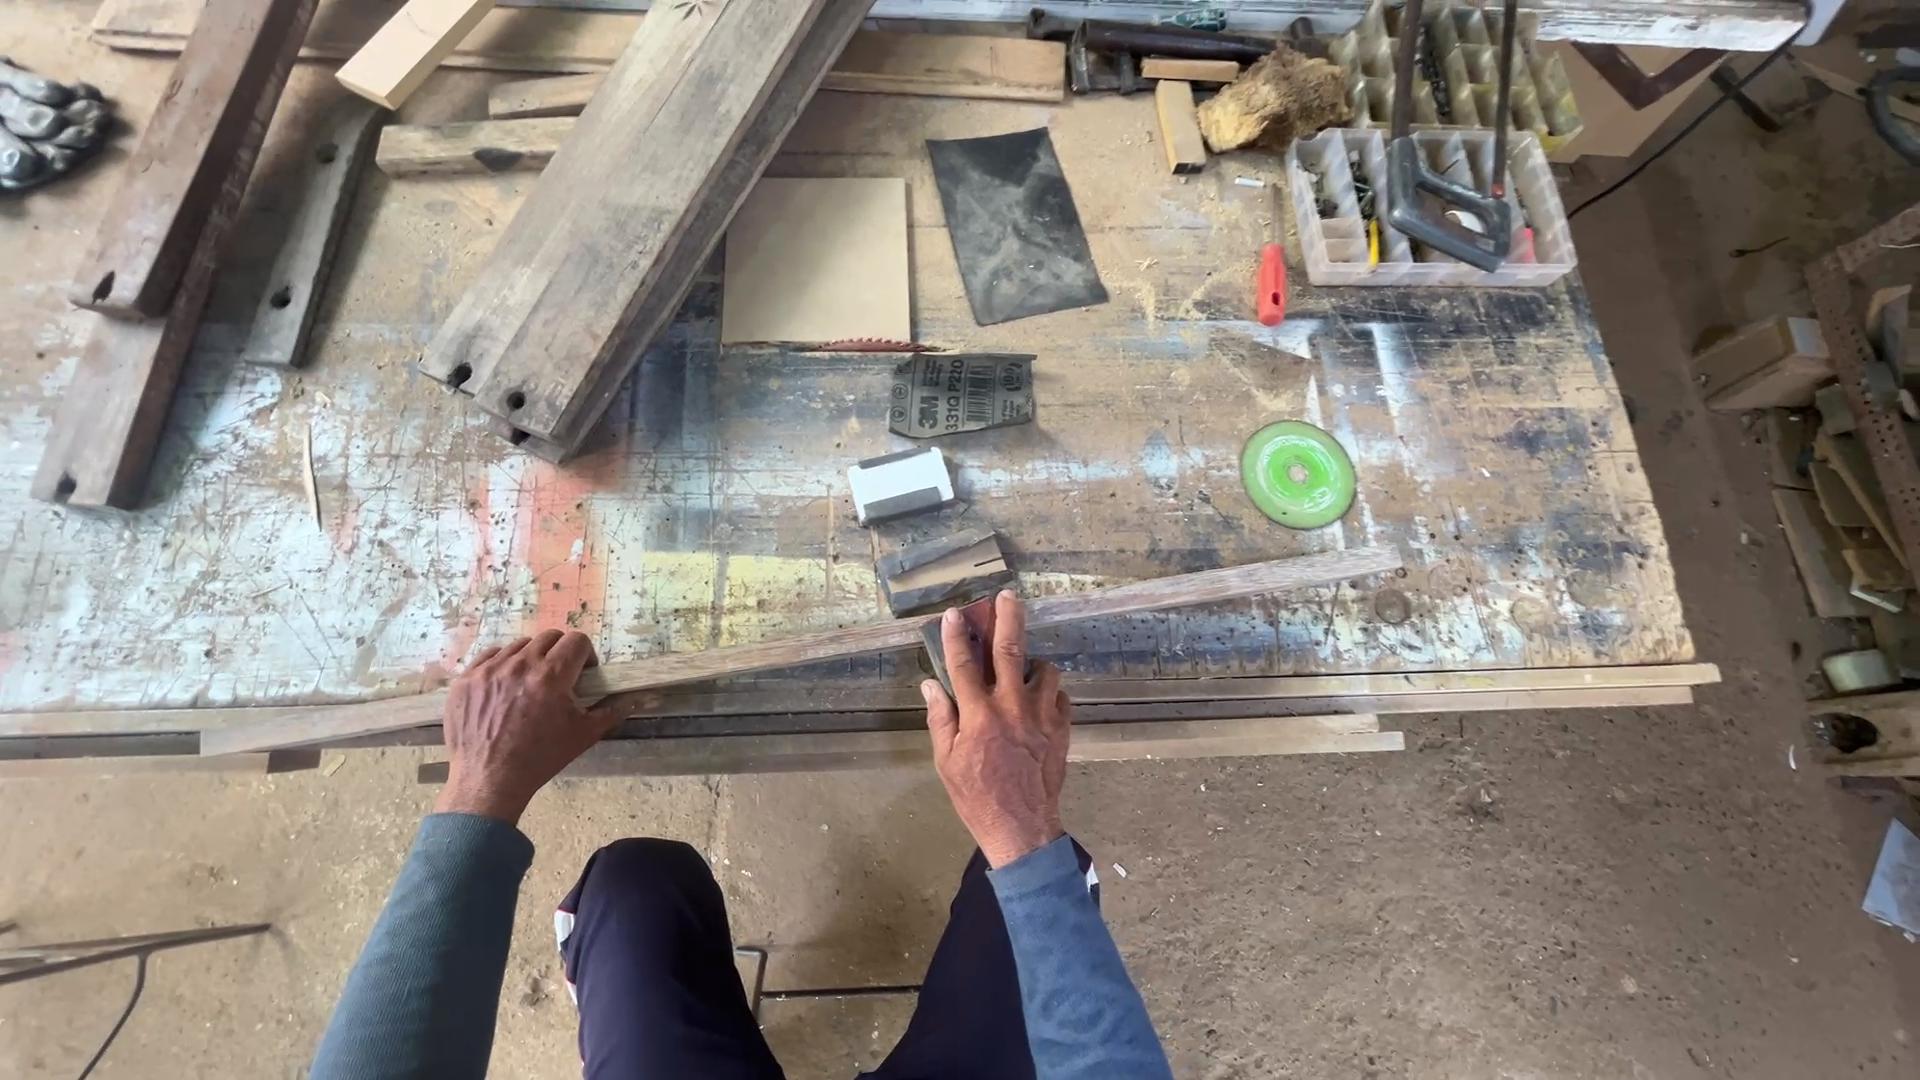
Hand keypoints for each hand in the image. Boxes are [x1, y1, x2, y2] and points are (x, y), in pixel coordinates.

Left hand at [434, 629, 628, 824]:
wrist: (488, 780)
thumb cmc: (542, 757)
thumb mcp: (585, 734)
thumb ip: (613, 709)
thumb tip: (639, 697)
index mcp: (552, 676)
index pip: (577, 640)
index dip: (586, 655)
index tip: (582, 673)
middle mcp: (520, 666)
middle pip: (550, 637)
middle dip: (560, 653)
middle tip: (559, 677)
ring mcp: (489, 671)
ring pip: (520, 645)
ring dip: (532, 657)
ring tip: (530, 683)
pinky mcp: (465, 680)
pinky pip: (490, 655)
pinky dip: (502, 664)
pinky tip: (506, 685)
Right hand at [923, 591, 1072, 867]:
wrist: (1023, 829)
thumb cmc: (977, 797)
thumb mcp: (946, 763)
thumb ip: (940, 719)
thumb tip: (931, 686)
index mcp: (979, 714)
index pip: (963, 663)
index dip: (956, 635)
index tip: (953, 613)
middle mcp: (1012, 706)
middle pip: (1012, 649)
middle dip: (1008, 617)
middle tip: (1008, 596)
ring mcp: (1042, 716)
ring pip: (1045, 670)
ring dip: (1034, 662)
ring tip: (1024, 668)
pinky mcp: (1063, 728)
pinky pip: (1061, 696)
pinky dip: (1050, 692)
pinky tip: (1040, 700)